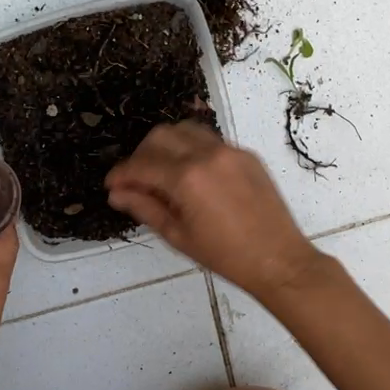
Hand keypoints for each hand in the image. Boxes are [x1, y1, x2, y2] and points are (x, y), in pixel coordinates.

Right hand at [106, 122, 323, 300]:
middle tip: (136, 179)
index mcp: (187, 178)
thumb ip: (145, 208)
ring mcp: (229, 150)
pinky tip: (191, 174)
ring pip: (185, 130)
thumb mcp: (178, 236)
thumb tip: (117, 194)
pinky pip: (209, 140)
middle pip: (159, 136)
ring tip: (162, 172)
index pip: (141, 165)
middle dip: (141, 155)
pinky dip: (191, 149)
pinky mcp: (246, 154)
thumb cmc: (225, 256)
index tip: (111, 185)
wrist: (278, 259)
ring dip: (166, 145)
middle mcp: (207, 154)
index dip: (121, 174)